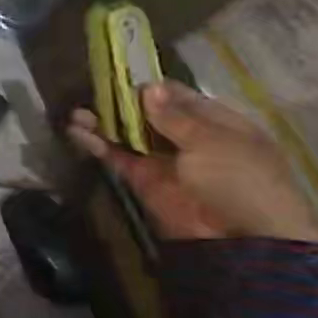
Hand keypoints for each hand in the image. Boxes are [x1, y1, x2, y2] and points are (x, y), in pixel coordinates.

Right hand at [68, 80, 317, 242]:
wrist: (240, 241)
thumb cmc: (239, 180)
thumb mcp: (213, 141)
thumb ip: (175, 116)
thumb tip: (149, 87)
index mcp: (215, 122)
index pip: (177, 96)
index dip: (150, 87)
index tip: (121, 76)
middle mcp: (187, 138)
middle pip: (147, 114)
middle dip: (121, 103)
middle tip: (93, 91)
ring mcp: (163, 160)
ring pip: (128, 134)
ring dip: (104, 122)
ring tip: (77, 114)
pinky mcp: (143, 181)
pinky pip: (117, 158)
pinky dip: (97, 145)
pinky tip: (76, 132)